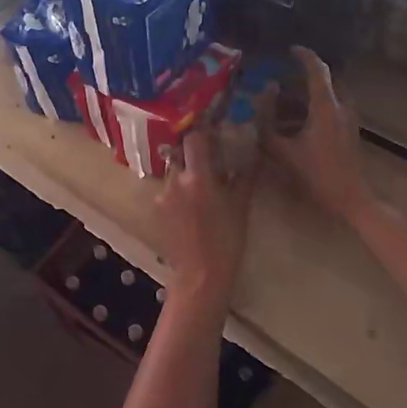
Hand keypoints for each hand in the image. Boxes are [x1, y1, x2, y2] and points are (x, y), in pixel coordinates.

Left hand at [156, 127, 255, 294]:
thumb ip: (243, 175)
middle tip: (211, 160)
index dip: (203, 133)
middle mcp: (175, 181)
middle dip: (195, 154)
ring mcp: (162, 195)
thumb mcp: (241, 206)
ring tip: (202, 188)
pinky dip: (179, 191)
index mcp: (197, 178)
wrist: (200, 274)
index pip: (194, 138)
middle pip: (182, 153)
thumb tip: (250, 151)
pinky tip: (191, 206)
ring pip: (174, 172)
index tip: (214, 134)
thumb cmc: (227, 241)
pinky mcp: (156, 208)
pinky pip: (168, 190)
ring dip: (186, 174)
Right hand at [264, 46, 369, 217]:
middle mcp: (340, 107)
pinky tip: (293, 123)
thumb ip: (266, 122)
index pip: (317, 70)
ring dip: (304, 95)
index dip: (304, 56)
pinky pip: (329, 109)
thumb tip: (260, 95)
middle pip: (322, 81)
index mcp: (325, 108)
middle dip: (300, 76)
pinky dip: (311, 108)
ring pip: (325, 96)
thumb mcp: (282, 150)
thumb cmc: (315, 174)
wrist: (350, 198)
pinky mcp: (348, 131)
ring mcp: (347, 119)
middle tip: (278, 78)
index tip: (289, 50)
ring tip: (281, 102)